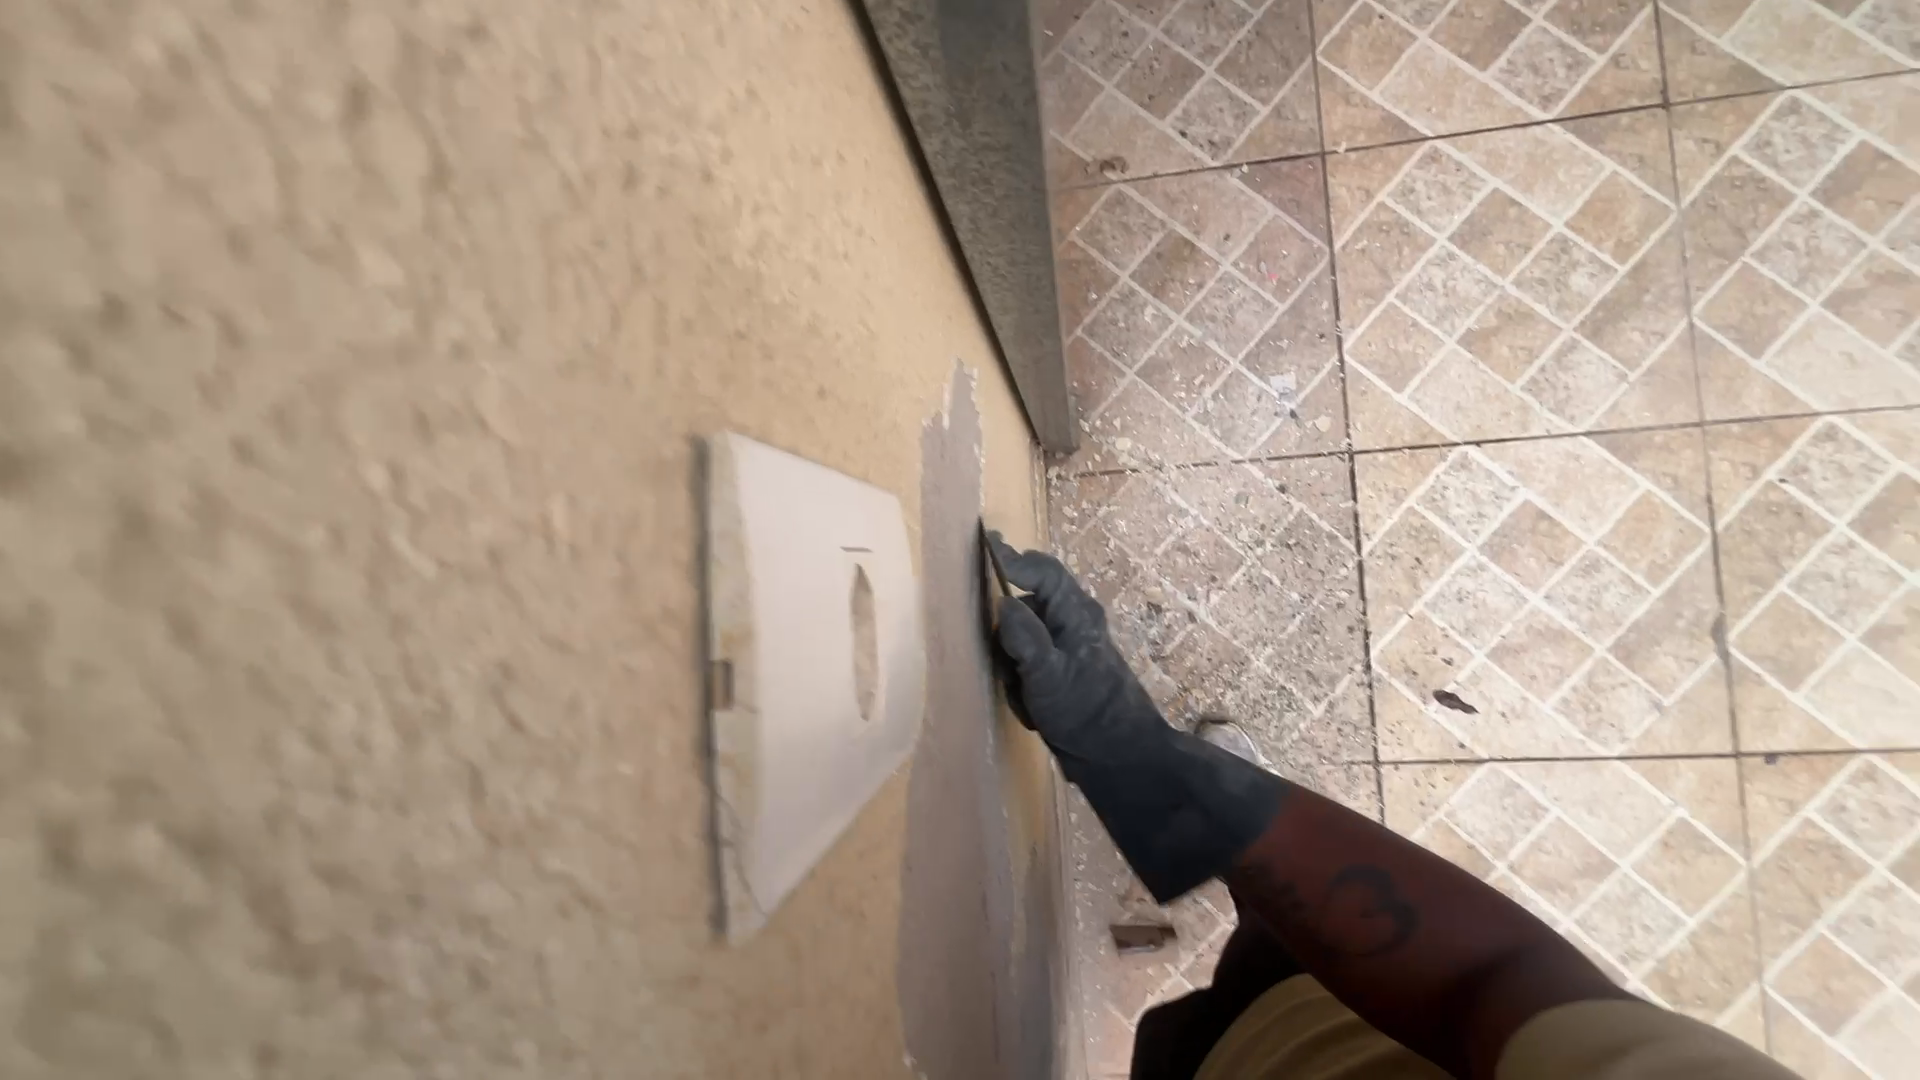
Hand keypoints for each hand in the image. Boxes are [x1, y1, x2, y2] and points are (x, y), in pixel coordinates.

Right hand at [988, 534, 1171, 774]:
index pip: (1042, 570)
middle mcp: (1071, 623)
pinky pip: (1027, 663)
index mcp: (1075, 612)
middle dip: (1007, 633)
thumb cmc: (1087, 710)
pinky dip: (1021, 682)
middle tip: (1005, 662)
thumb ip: (1023, 635)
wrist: (1118, 757)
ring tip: (1023, 693)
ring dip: (1013, 663)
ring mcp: (1066, 648)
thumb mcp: (1048, 672)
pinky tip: (1030, 705)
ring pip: (1021, 636)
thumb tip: (1002, 603)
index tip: (984, 544)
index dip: (1013, 558)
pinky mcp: (1060, 673)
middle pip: (1025, 603)